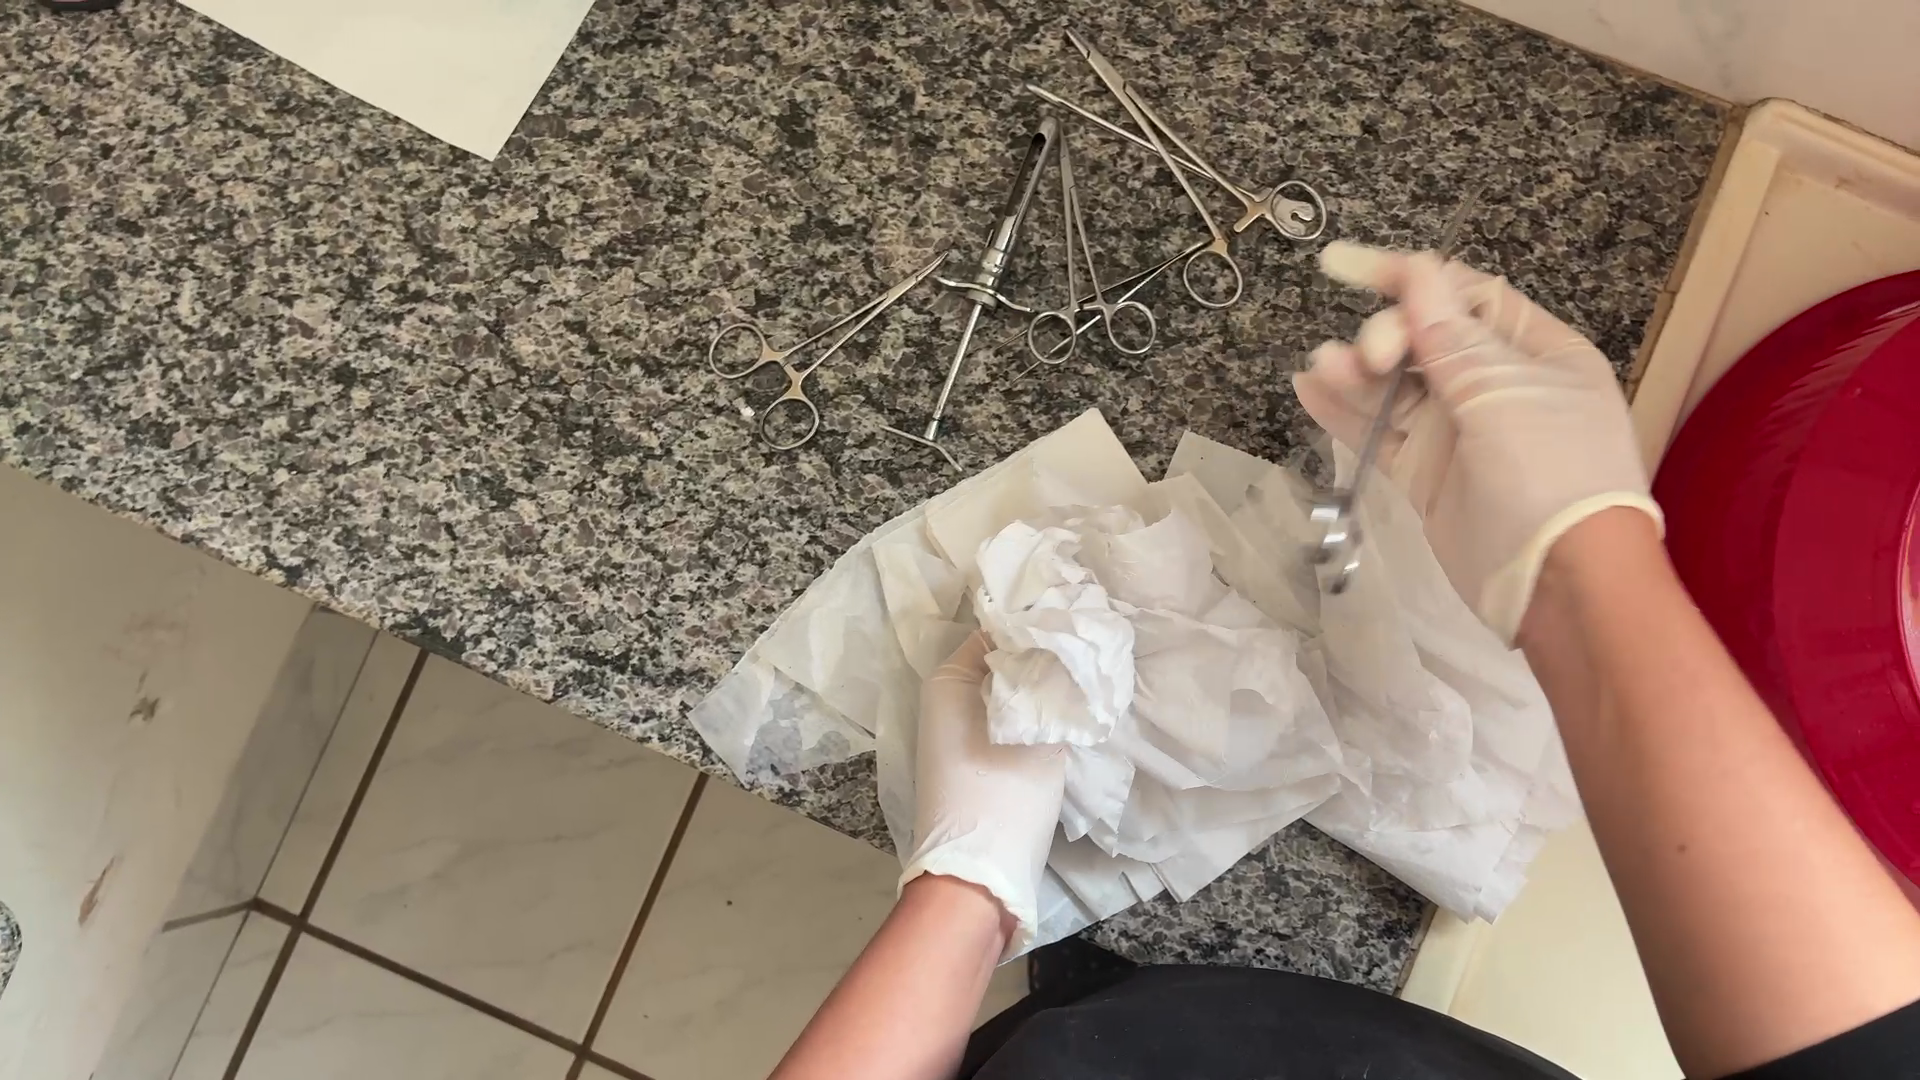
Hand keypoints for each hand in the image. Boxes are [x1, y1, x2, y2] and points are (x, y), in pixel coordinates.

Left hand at [899, 631, 1065, 958]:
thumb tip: (1067, 649)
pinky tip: (1067, 711)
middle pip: (1000, 660)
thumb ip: (1052, 684)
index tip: (1076, 614)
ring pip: (1005, 692)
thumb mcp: (1039, 729)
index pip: (996, 629)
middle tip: (1088, 642)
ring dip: (1038, 685)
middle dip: (1041, 652)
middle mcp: (945, 698)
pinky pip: (1003, 718)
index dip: (1035, 620)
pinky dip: (1030, 713)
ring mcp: (954, 731)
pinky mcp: (969, 758)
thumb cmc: (1003, 793)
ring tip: (1086, 673)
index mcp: (950, 678)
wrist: (976, 876)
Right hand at [1293, 241, 1662, 640]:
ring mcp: (1452, 430)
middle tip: (1364, 359)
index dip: (1406, 277)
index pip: (1463, 295)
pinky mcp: (1420, 470)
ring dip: (1354, 374)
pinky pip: (1376, 431)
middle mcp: (1490, 385)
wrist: (1553, 579)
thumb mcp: (1504, 396)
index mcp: (1532, 353)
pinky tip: (1309, 391)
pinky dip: (1343, 413)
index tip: (1341, 266)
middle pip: (1420, 341)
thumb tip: (1417, 276)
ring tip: (1317, 368)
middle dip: (1384, 339)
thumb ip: (1451, 340)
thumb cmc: (1549, 475)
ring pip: (1392, 388)